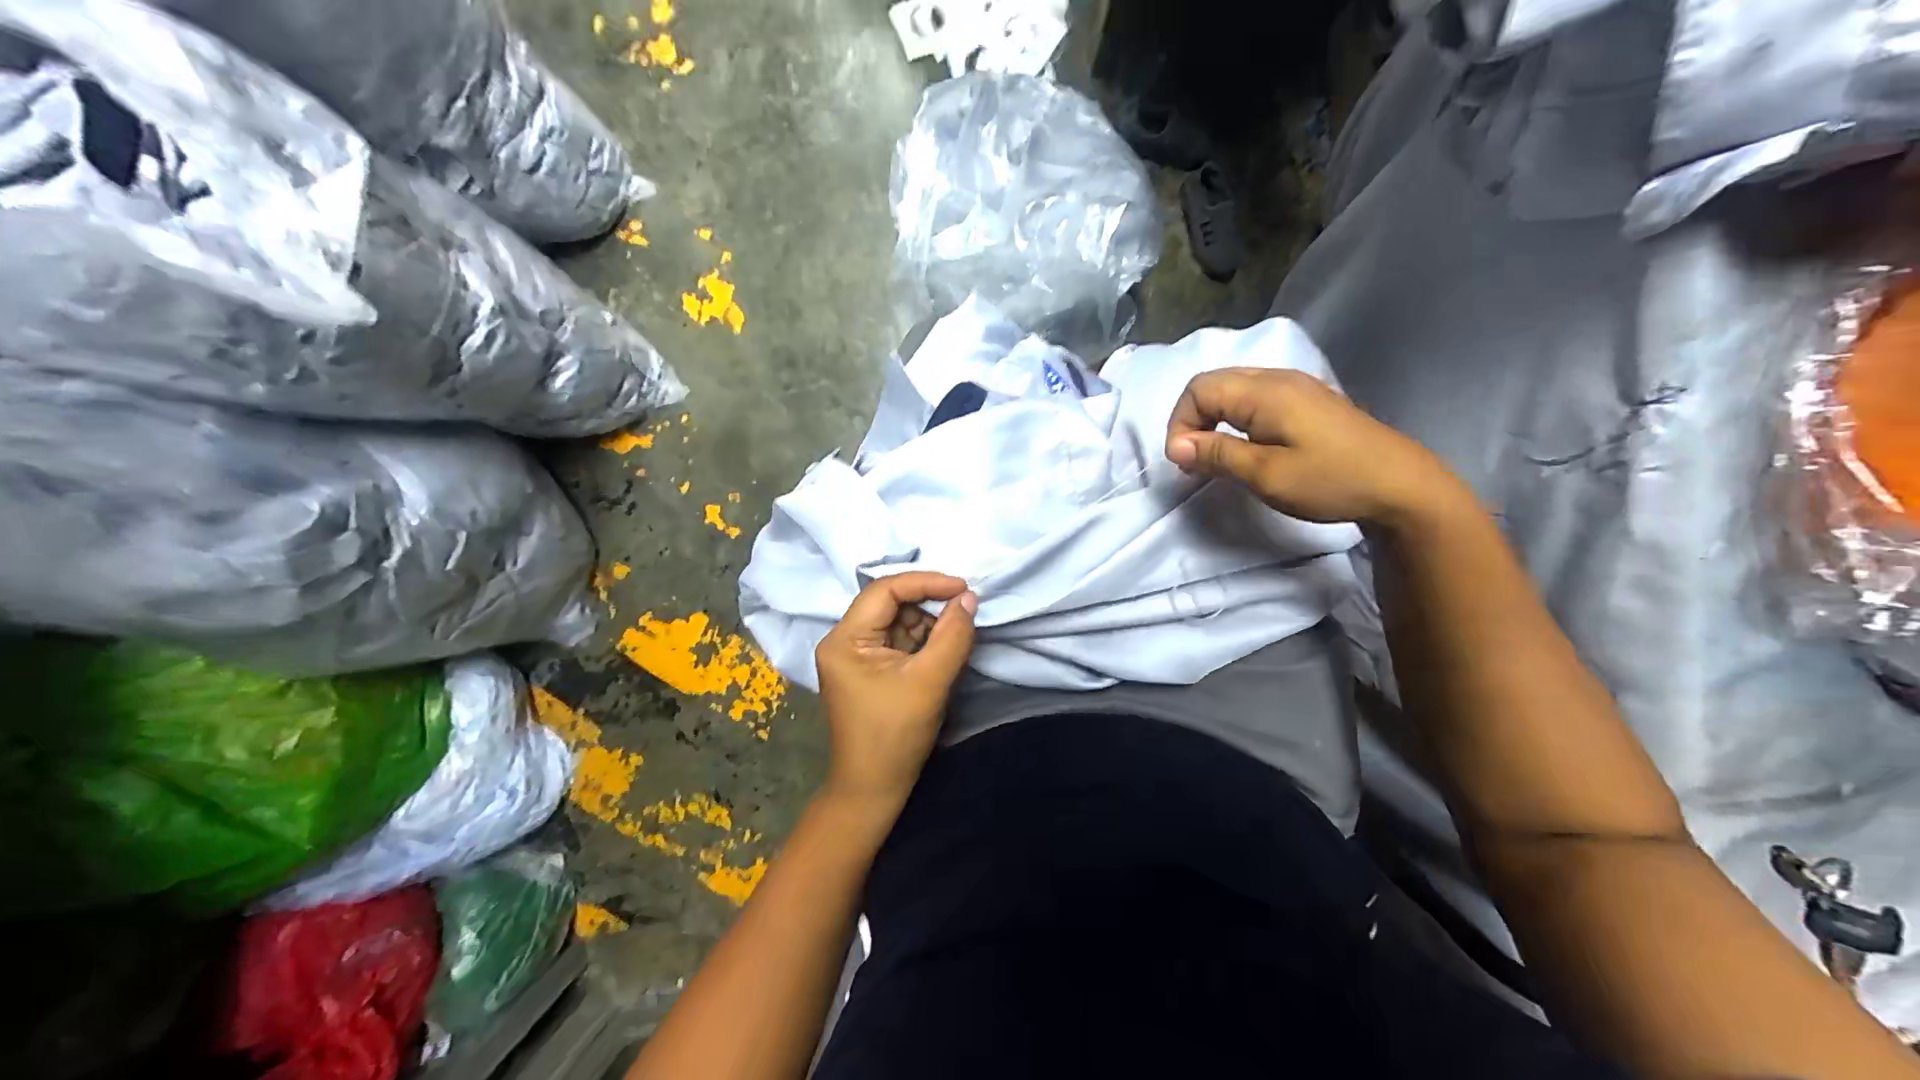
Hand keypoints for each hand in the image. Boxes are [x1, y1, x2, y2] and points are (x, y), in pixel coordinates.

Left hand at [814, 572, 977, 811]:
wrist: (873, 790)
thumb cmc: (894, 736)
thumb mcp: (929, 681)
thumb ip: (952, 635)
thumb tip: (969, 598)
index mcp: (845, 639)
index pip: (885, 591)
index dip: (926, 583)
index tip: (963, 588)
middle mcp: (844, 641)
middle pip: (891, 604)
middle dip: (929, 605)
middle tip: (965, 612)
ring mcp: (856, 657)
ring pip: (898, 622)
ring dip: (929, 624)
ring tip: (957, 635)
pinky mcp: (870, 671)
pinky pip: (899, 642)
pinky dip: (924, 641)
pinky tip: (944, 649)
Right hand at [1165, 368, 1467, 529]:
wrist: (1402, 486)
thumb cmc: (1330, 480)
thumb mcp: (1266, 474)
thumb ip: (1217, 454)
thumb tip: (1176, 446)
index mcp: (1265, 392)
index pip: (1198, 389)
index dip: (1180, 423)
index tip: (1185, 461)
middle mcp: (1278, 378)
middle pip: (1214, 383)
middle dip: (1193, 419)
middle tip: (1195, 460)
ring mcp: (1297, 386)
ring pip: (1235, 389)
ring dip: (1214, 419)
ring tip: (1216, 456)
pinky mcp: (1309, 400)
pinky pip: (1256, 397)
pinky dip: (1237, 418)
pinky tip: (1247, 446)